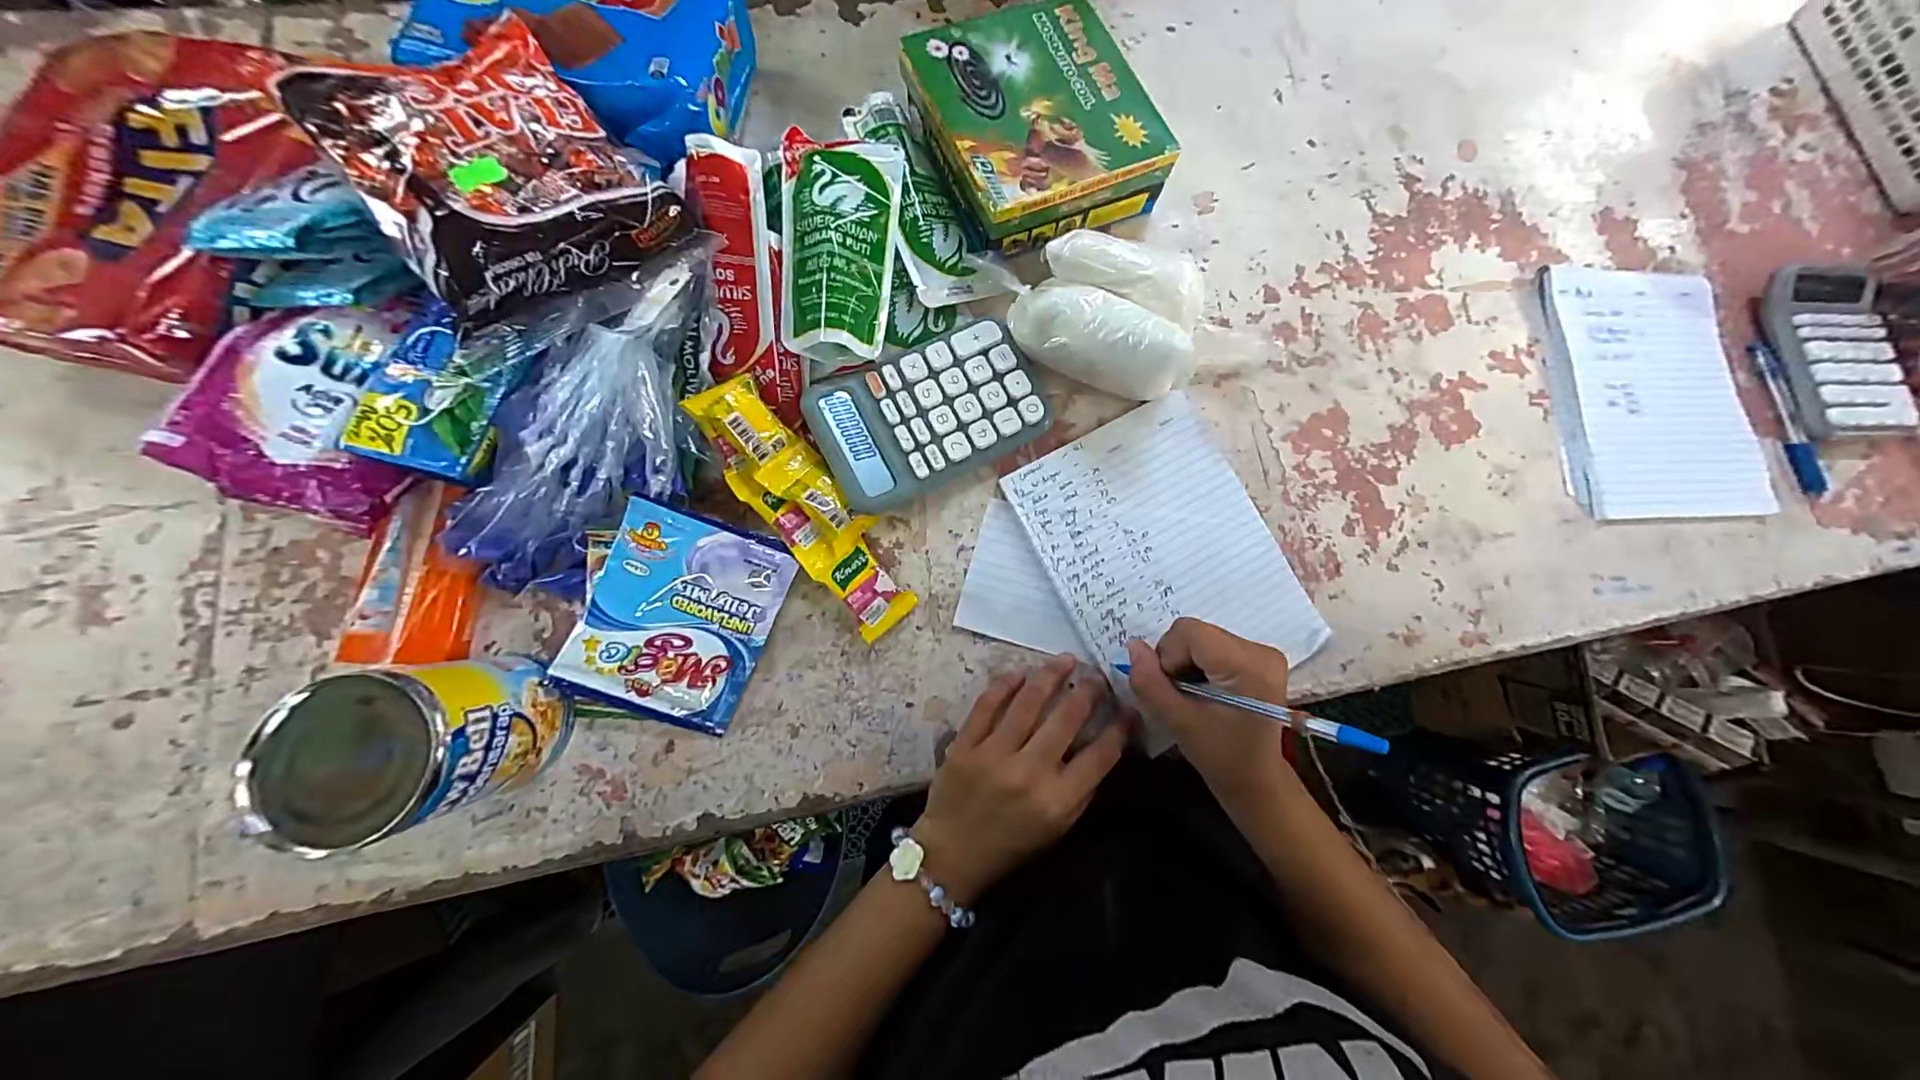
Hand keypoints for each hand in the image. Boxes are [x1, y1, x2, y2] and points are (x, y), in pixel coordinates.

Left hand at [912, 654, 1129, 905]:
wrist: (952, 854)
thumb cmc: (1012, 843)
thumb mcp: (1058, 828)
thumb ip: (1082, 789)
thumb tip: (1103, 744)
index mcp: (1058, 800)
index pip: (1100, 754)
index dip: (1120, 727)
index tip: (1128, 708)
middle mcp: (1029, 773)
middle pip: (1067, 719)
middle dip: (1088, 692)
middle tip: (1097, 676)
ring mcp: (994, 755)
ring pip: (1029, 702)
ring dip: (1051, 676)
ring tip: (1066, 660)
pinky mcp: (965, 745)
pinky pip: (988, 705)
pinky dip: (1005, 684)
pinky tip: (1022, 671)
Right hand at [1126, 618, 1294, 795]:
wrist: (1256, 779)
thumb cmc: (1220, 756)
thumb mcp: (1178, 721)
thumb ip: (1150, 682)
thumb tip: (1133, 645)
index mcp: (1248, 665)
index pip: (1189, 632)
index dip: (1168, 657)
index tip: (1173, 690)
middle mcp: (1261, 650)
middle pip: (1195, 632)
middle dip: (1175, 659)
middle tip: (1180, 695)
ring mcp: (1263, 652)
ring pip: (1201, 636)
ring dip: (1184, 661)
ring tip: (1193, 694)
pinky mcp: (1259, 657)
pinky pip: (1212, 643)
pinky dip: (1198, 662)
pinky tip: (1205, 690)